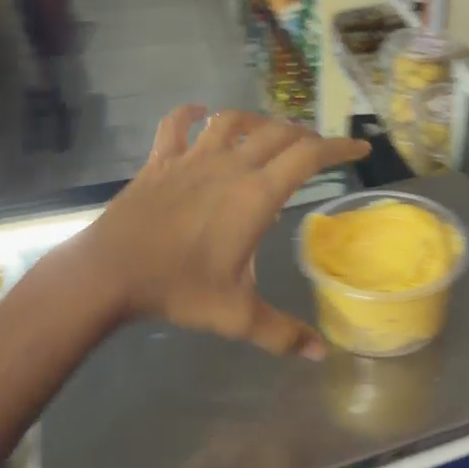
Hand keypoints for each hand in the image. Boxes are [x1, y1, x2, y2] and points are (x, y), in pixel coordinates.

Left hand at [75, 106, 368, 357]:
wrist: (109, 272)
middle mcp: (230, 166)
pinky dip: (190, 113)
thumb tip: (320, 355)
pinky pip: (176, 125)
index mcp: (256, 195)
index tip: (359, 147)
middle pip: (278, 133)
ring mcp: (191, 159)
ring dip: (257, 121)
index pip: (309, 157)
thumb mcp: (236, 316)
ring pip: (232, 121)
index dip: (339, 147)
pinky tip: (200, 112)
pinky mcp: (160, 162)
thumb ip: (282, 334)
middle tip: (318, 149)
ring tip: (270, 132)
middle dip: (305, 135)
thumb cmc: (178, 289)